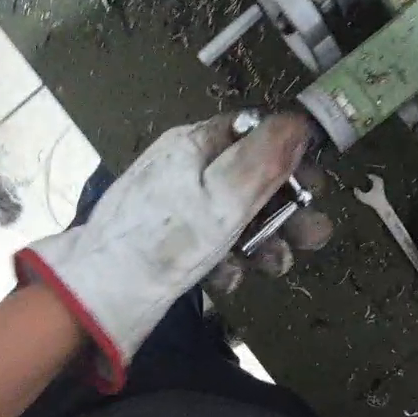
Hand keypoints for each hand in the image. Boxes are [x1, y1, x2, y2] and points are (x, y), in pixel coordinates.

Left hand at [19, 111, 313, 391]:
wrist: (102, 295)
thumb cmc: (167, 240)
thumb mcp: (223, 196)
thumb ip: (264, 158)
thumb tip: (299, 121)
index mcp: (195, 146)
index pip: (253, 134)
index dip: (290, 158)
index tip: (315, 187)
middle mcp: (185, 171)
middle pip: (249, 181)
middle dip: (284, 211)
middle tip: (311, 238)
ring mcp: (175, 211)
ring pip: (234, 219)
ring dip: (262, 244)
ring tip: (276, 267)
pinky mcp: (168, 246)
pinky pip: (209, 247)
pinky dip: (225, 263)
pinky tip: (226, 282)